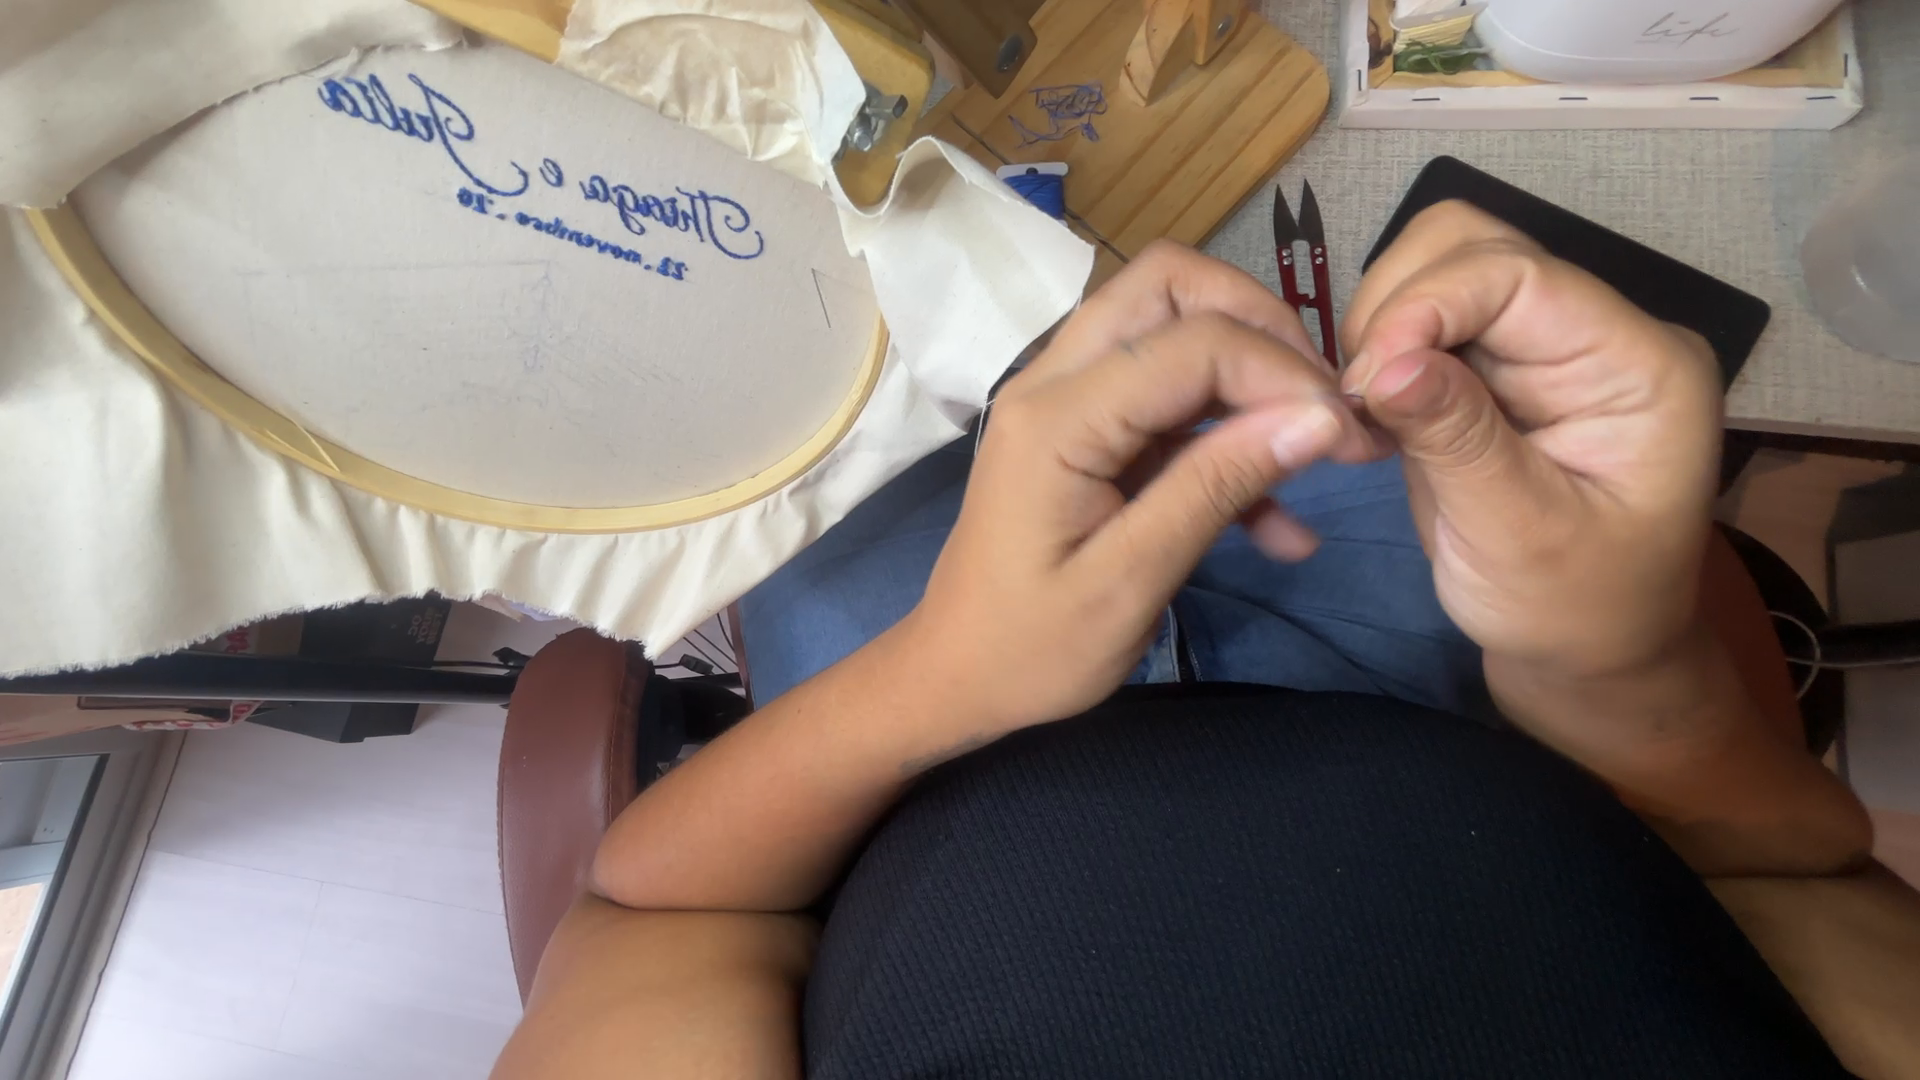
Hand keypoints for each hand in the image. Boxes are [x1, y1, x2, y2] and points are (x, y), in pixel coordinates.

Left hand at [898, 242, 1374, 731]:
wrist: (958, 674)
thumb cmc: (1032, 647)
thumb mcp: (1130, 580)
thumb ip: (1216, 487)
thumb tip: (1319, 416)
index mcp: (1056, 420)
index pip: (1191, 342)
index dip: (1282, 373)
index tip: (1346, 435)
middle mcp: (1050, 385)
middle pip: (1165, 290)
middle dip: (1260, 330)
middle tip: (1320, 403)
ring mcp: (1060, 404)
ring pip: (1166, 334)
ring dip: (1246, 379)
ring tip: (1319, 455)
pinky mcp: (1078, 435)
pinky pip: (1158, 404)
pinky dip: (1217, 437)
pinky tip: (1275, 523)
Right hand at [1341, 201, 1722, 676]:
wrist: (1575, 649)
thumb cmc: (1570, 605)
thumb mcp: (1518, 533)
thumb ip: (1458, 439)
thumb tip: (1382, 365)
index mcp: (1628, 362)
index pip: (1515, 274)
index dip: (1421, 309)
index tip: (1361, 386)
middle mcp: (1579, 335)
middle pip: (1469, 246)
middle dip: (1392, 308)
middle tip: (1359, 397)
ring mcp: (1523, 353)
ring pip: (1425, 278)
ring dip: (1373, 333)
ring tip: (1361, 414)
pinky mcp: (1473, 379)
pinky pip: (1404, 331)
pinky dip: (1368, 361)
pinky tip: (1364, 419)